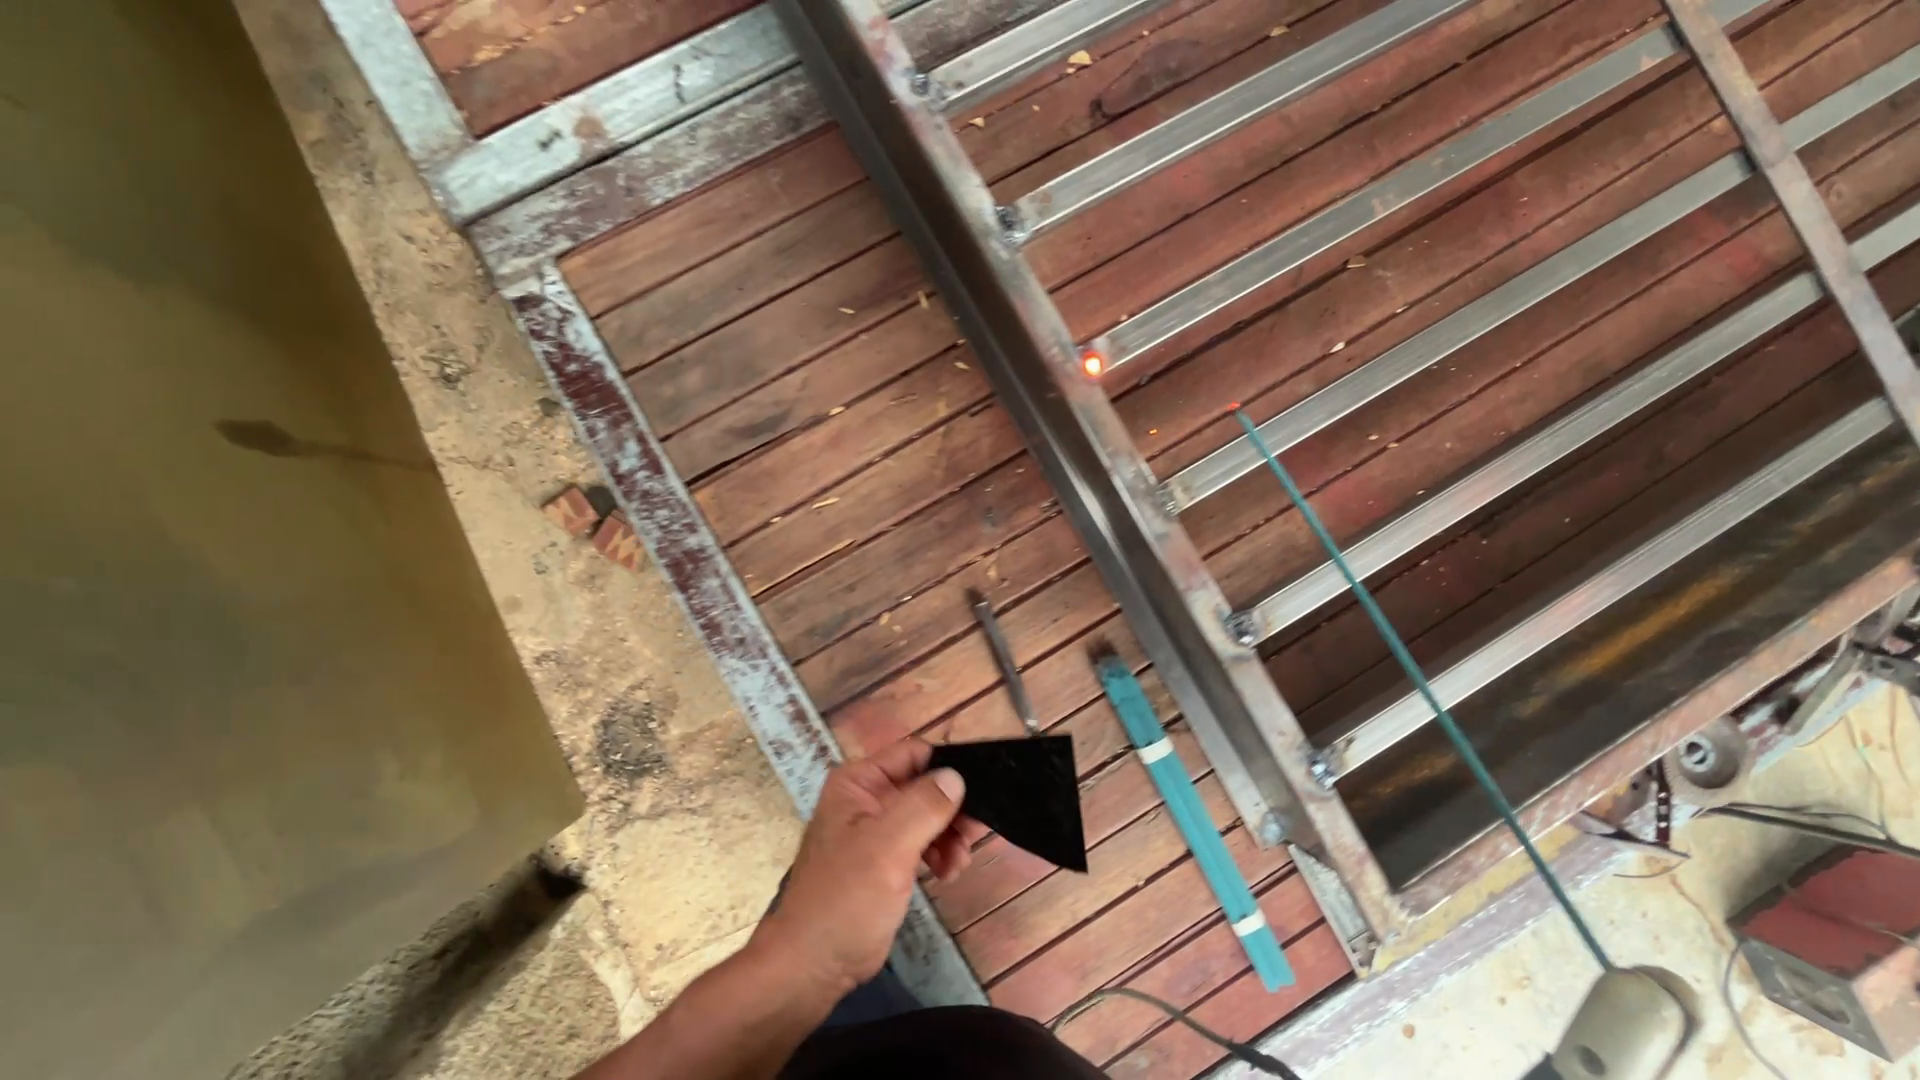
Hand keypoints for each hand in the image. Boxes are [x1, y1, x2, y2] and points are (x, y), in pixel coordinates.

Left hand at [752, 738, 985, 997]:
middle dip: (953, 808)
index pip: (914, 754)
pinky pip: (924, 842)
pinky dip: (941, 854)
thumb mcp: (888, 847)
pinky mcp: (887, 860)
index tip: (981, 790)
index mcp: (858, 782)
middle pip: (925, 785)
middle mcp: (868, 798)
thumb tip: (956, 775)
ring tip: (959, 863)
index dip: (948, 767)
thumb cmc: (846, 899)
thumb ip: (923, 806)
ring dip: (950, 835)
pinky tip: (949, 874)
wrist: (815, 964)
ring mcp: (877, 830)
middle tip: (975, 834)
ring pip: (929, 815)